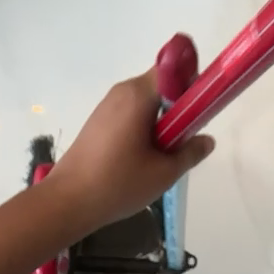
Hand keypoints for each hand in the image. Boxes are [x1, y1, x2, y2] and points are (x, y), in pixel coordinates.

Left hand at [43, 70, 216, 235]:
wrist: (66, 202)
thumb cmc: (117, 184)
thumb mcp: (163, 173)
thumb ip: (190, 152)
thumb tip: (207, 140)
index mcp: (138, 94)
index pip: (173, 70)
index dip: (191, 85)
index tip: (198, 111)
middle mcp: (123, 90)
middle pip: (161, 86)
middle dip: (177, 109)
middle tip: (182, 140)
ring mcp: (108, 104)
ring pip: (147, 101)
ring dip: (160, 120)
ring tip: (160, 155)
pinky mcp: (99, 119)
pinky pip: (131, 111)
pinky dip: (143, 126)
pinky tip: (140, 157)